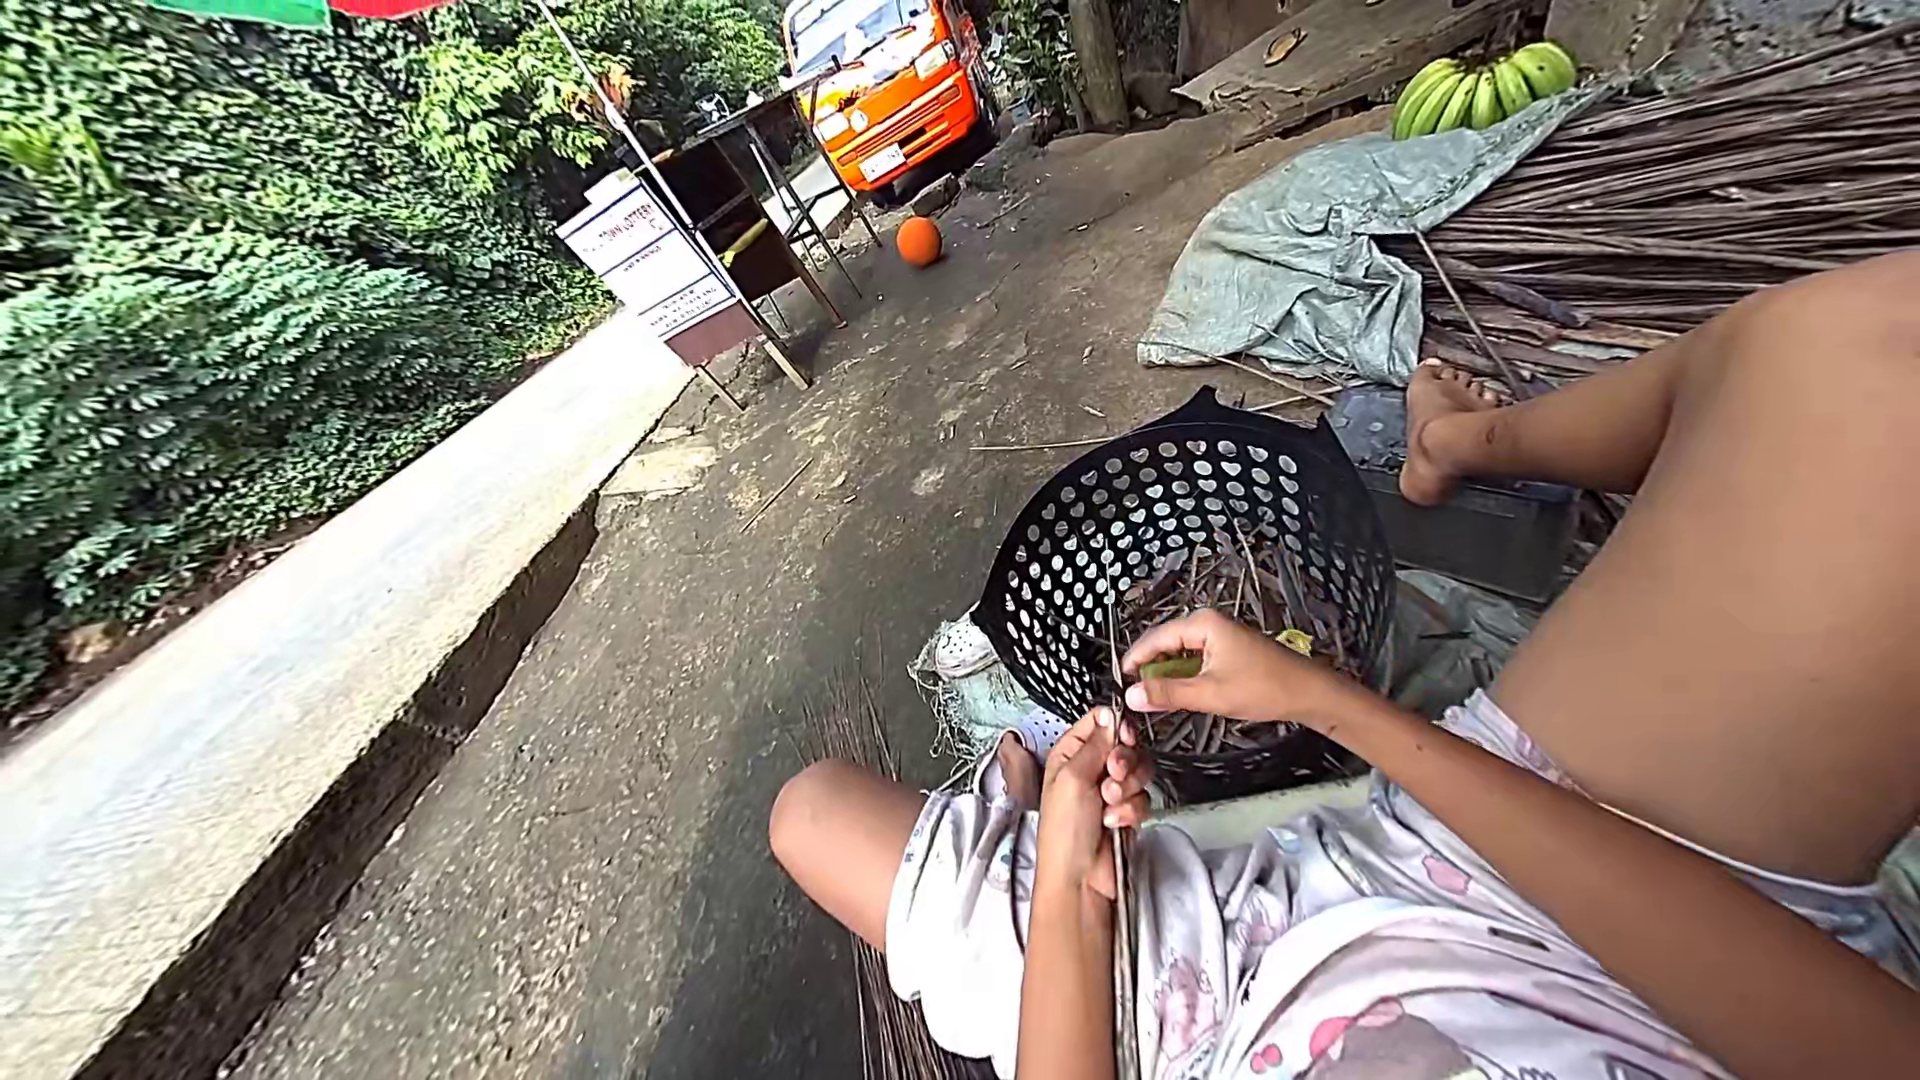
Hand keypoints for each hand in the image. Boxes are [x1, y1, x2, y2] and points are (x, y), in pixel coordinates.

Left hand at [1034, 706, 1153, 901]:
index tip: (1123, 737)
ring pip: (1138, 771)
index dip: (1115, 726)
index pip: (1099, 722)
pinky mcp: (1126, 810)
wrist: (1080, 879)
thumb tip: (1109, 714)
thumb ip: (1095, 744)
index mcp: (1070, 752)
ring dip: (1126, 788)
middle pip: (1124, 744)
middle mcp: (1090, 767)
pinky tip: (1114, 822)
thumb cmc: (1063, 830)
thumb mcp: (1072, 777)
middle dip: (1123, 761)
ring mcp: (1110, 789)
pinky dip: (1131, 810)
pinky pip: (1142, 797)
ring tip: (1108, 803)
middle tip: (1113, 775)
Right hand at [1120, 608, 1355, 728]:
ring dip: (1167, 673)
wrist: (1312, 694)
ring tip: (1155, 694)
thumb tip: (1131, 696)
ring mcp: (1218, 634)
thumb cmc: (1265, 688)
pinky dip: (1183, 674)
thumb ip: (1167, 693)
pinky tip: (1180, 691)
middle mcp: (1207, 623)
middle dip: (1150, 667)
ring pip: (1178, 652)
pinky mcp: (1226, 648)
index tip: (1120, 681)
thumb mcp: (1210, 694)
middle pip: (1164, 643)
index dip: (1135, 660)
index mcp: (1202, 624)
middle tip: (1136, 692)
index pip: (1154, 638)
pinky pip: (1193, 658)